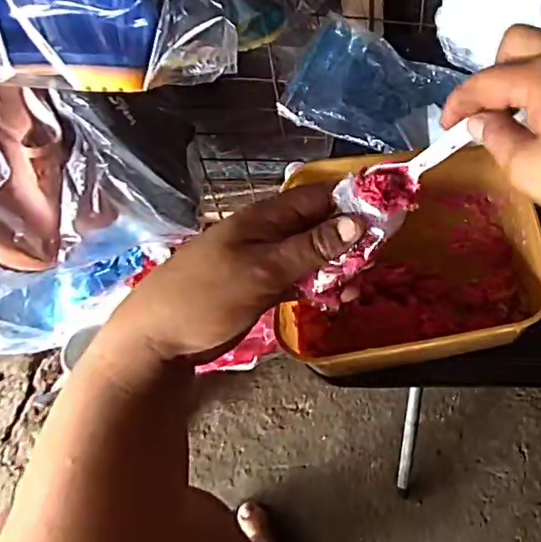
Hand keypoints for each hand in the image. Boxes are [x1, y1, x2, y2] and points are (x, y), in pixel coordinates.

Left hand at [103, 185, 364, 364]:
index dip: (355, 201)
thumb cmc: (205, 296)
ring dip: (340, 270)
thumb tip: (360, 221)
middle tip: (370, 265)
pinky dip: (322, 286)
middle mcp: (271, 233)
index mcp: (267, 217)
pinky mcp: (265, 284)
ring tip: (351, 293)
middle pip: (325, 226)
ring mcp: (268, 259)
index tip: (387, 216)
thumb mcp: (265, 270)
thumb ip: (314, 246)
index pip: (322, 196)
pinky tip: (335, 302)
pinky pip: (304, 277)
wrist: (153, 344)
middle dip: (353, 243)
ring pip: (318, 254)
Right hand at [441, 26, 540, 260]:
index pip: (485, 80)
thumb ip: (497, 138)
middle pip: (517, 41)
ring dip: (524, 69)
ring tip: (521, 113)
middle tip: (493, 112)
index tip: (445, 127)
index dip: (458, 103)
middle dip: (494, 71)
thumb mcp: (530, 170)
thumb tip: (480, 120)